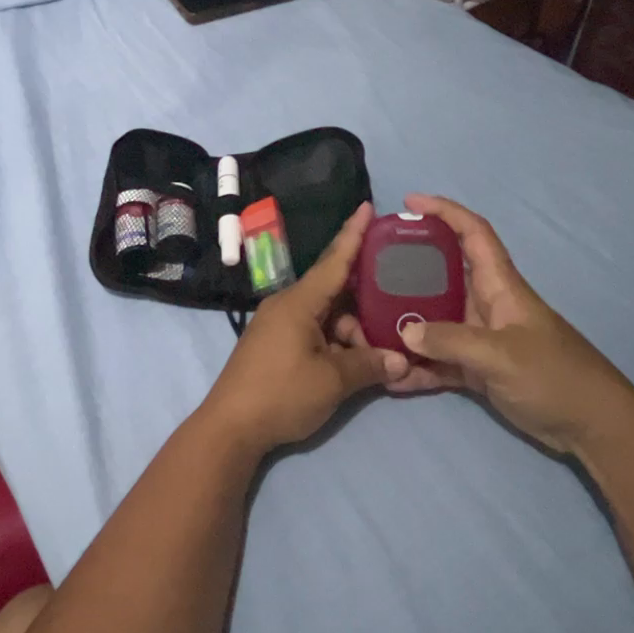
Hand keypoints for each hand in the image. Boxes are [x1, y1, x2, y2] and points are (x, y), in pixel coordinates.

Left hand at [198, 203, 411, 455]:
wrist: (232, 426)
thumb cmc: (281, 393)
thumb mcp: (333, 380)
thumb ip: (369, 365)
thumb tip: (401, 360)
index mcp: (298, 302)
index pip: (333, 261)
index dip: (353, 235)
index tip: (367, 206)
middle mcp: (287, 306)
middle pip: (336, 292)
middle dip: (368, 302)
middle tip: (402, 307)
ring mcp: (280, 326)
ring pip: (328, 317)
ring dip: (355, 331)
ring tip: (386, 352)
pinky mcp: (277, 346)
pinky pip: (316, 332)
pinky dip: (339, 342)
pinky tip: (362, 359)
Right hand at [381, 195, 633, 456]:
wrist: (595, 429)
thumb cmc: (556, 378)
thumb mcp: (501, 355)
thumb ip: (449, 340)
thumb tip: (403, 331)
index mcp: (500, 287)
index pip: (472, 234)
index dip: (444, 211)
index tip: (408, 201)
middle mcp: (486, 305)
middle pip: (441, 274)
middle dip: (407, 267)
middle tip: (369, 267)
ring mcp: (481, 338)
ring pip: (433, 319)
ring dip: (404, 323)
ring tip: (367, 324)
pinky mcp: (478, 369)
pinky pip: (438, 359)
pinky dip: (417, 366)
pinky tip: (391, 376)